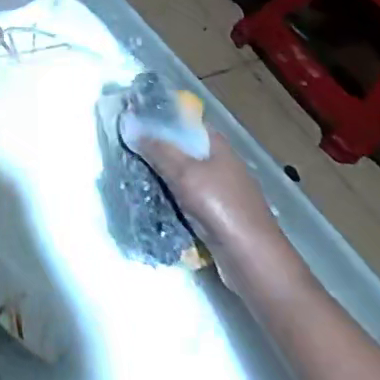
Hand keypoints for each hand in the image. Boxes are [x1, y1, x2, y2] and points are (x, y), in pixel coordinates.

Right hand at [122, 121, 290, 287]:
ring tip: (133, 174)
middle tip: (127, 150)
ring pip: (184, 176)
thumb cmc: (220, 207)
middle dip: (157, 149)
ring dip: (163, 176)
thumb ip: (158, 150)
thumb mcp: (185, 173)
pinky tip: (153, 202)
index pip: (186, 122)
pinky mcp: (218, 216)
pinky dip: (172, 199)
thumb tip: (130, 124)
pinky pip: (188, 199)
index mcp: (218, 144)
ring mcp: (221, 190)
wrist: (253, 260)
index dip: (161, 119)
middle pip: (184, 149)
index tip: (133, 121)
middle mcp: (221, 162)